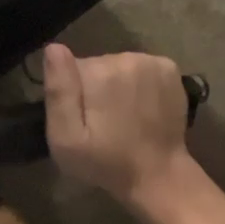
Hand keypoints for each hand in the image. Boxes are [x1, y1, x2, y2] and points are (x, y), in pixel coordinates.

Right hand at [43, 43, 197, 206]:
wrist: (158, 175)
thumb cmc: (105, 162)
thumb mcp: (66, 138)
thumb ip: (58, 92)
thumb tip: (54, 48)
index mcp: (98, 72)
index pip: (69, 67)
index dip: (70, 93)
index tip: (79, 119)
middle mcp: (125, 58)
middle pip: (95, 65)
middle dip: (93, 88)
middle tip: (100, 122)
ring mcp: (152, 62)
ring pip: (117, 65)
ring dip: (116, 85)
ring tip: (122, 116)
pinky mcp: (170, 68)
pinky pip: (140, 66)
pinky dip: (138, 82)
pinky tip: (141, 106)